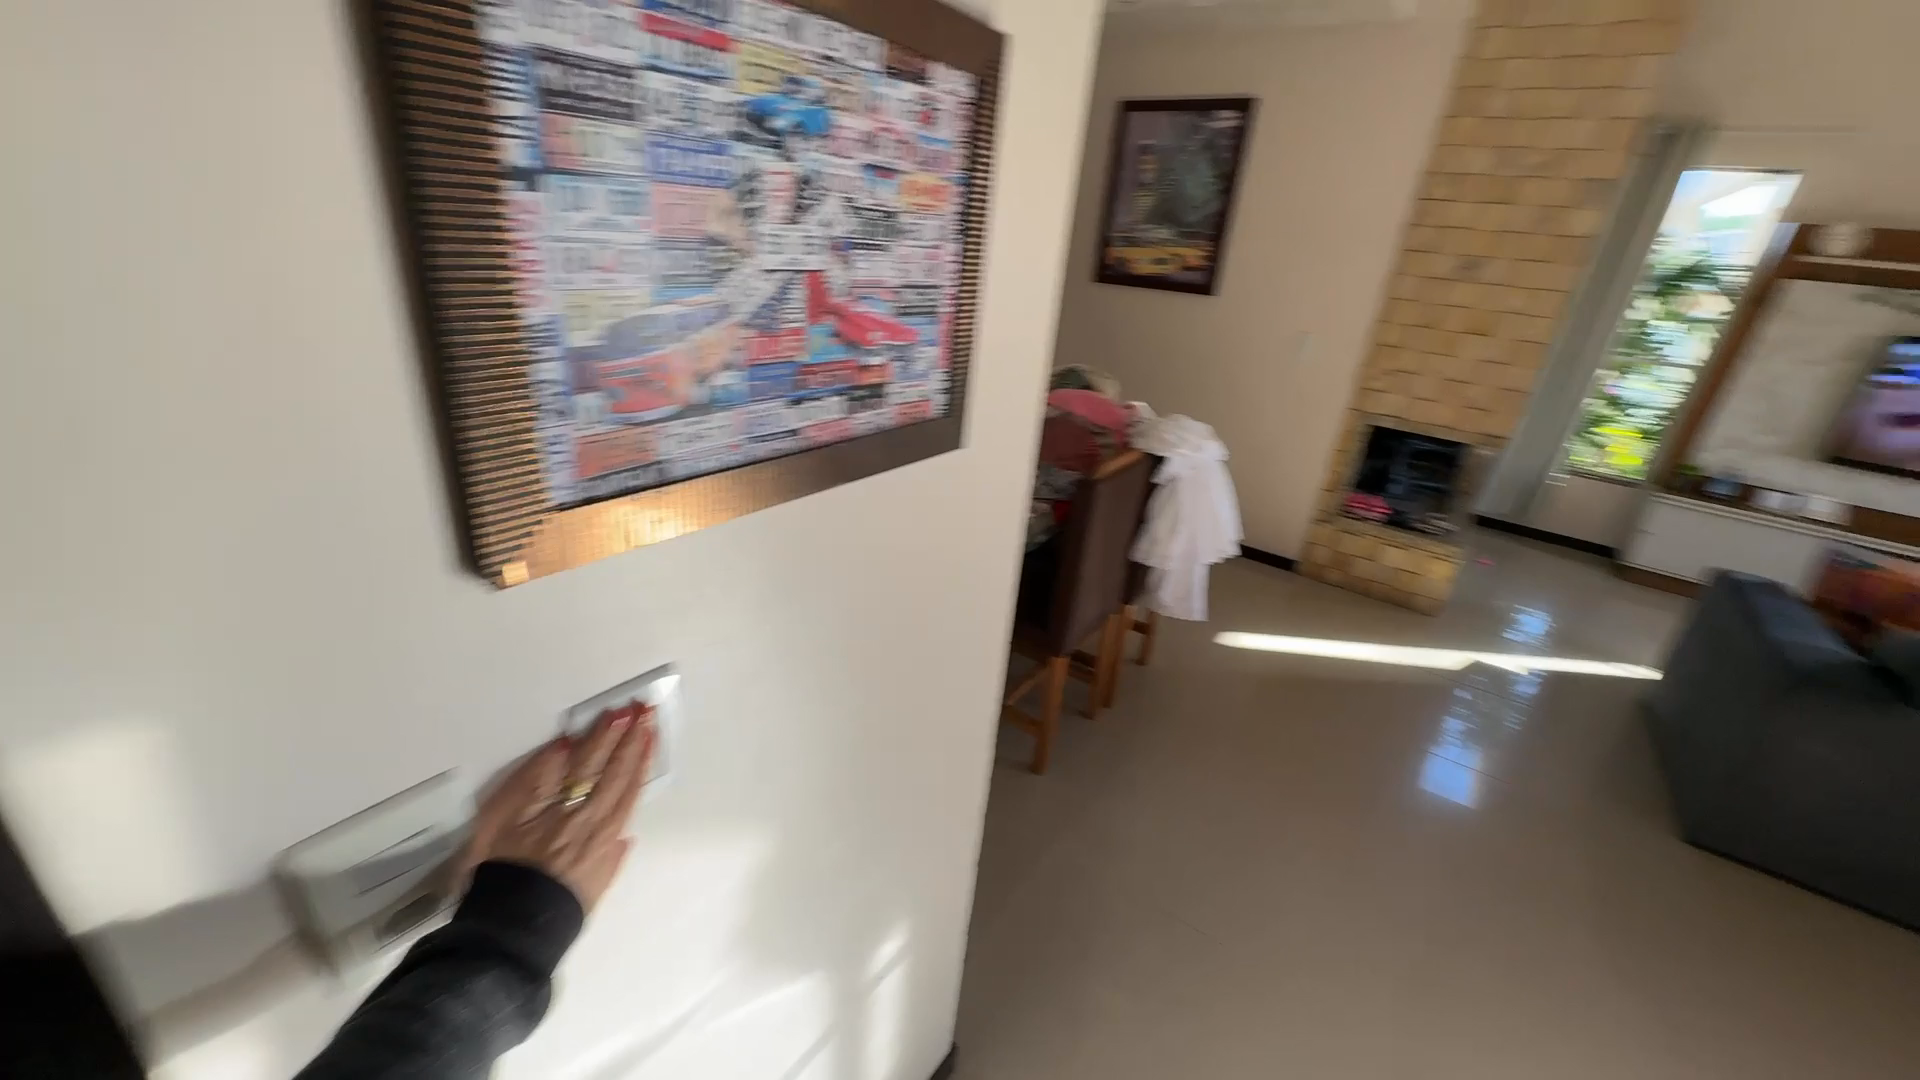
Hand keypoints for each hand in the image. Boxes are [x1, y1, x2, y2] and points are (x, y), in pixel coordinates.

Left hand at [455, 705, 656, 911]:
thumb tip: (624, 837)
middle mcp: (585, 819)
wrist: (514, 930)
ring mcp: (552, 815)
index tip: (649, 733)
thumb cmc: (560, 912)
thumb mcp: (597, 889)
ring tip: (613, 714)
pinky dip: (549, 762)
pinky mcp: (517, 816)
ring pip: (581, 770)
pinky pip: (536, 783)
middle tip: (639, 709)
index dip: (640, 757)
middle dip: (627, 737)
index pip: (628, 787)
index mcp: (606, 836)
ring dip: (599, 739)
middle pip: (610, 771)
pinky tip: (564, 742)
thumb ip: (611, 861)